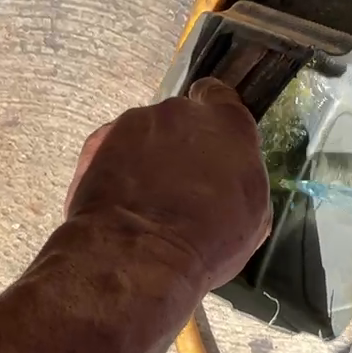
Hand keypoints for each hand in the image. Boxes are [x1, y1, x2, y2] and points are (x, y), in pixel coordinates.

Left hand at [66, 79, 270, 289]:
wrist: (139, 257)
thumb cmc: (207, 241)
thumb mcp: (253, 215)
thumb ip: (242, 178)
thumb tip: (229, 180)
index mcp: (227, 124)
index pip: (220, 95)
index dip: (213, 116)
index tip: (210, 137)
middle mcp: (181, 112)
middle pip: (181, 119)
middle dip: (180, 145)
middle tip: (180, 186)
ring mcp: (135, 123)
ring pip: (144, 135)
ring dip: (147, 158)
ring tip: (147, 201)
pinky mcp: (98, 141)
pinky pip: (113, 149)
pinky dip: (116, 170)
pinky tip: (122, 204)